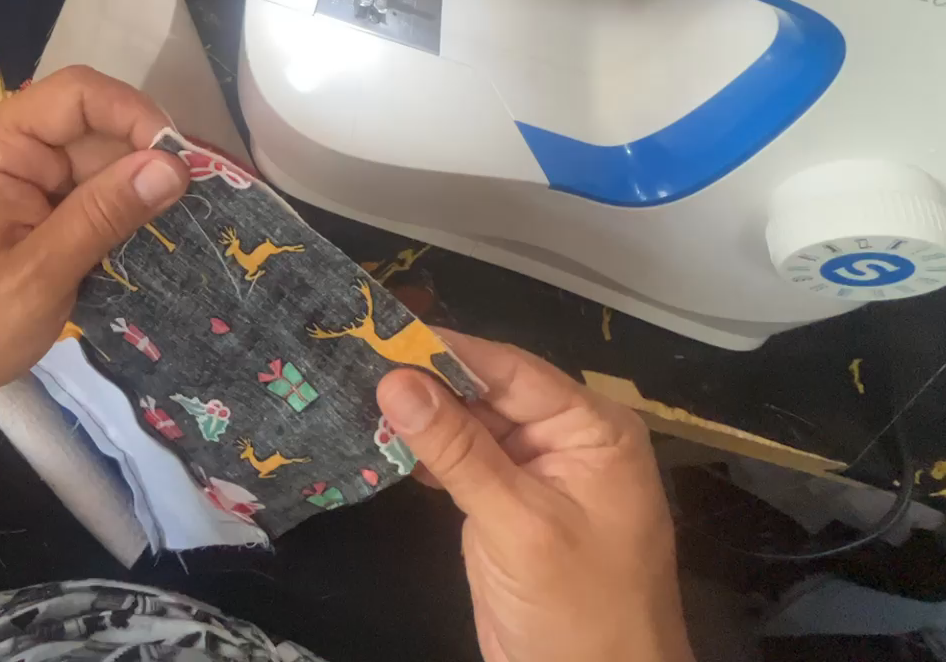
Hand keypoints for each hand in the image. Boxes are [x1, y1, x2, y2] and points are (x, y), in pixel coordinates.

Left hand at [0, 67, 187, 423]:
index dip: (136, 114)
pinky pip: (79, 190)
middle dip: (140, 160)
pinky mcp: (23, 203)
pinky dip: (110, 211)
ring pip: (92, 161)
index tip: (181, 161)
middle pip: (91, 128)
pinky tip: (136, 239)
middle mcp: (3, 144)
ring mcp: (13, 174)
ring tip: (171, 227)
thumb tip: (174, 167)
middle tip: (187, 206)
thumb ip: (106, 214)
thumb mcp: (42, 273)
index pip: (78, 96)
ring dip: (129, 190)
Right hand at [376, 331, 692, 661]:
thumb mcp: (517, 523)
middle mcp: (563, 435)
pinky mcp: (503, 497)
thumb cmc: (578, 612)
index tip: (380, 332)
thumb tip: (393, 380)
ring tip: (355, 390)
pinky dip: (422, 450)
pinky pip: (458, 455)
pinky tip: (378, 439)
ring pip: (465, 420)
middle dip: (424, 381)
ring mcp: (531, 467)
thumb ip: (456, 448)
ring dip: (417, 414)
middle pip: (483, 390)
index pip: (508, 369)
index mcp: (590, 428)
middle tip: (355, 359)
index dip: (444, 349)